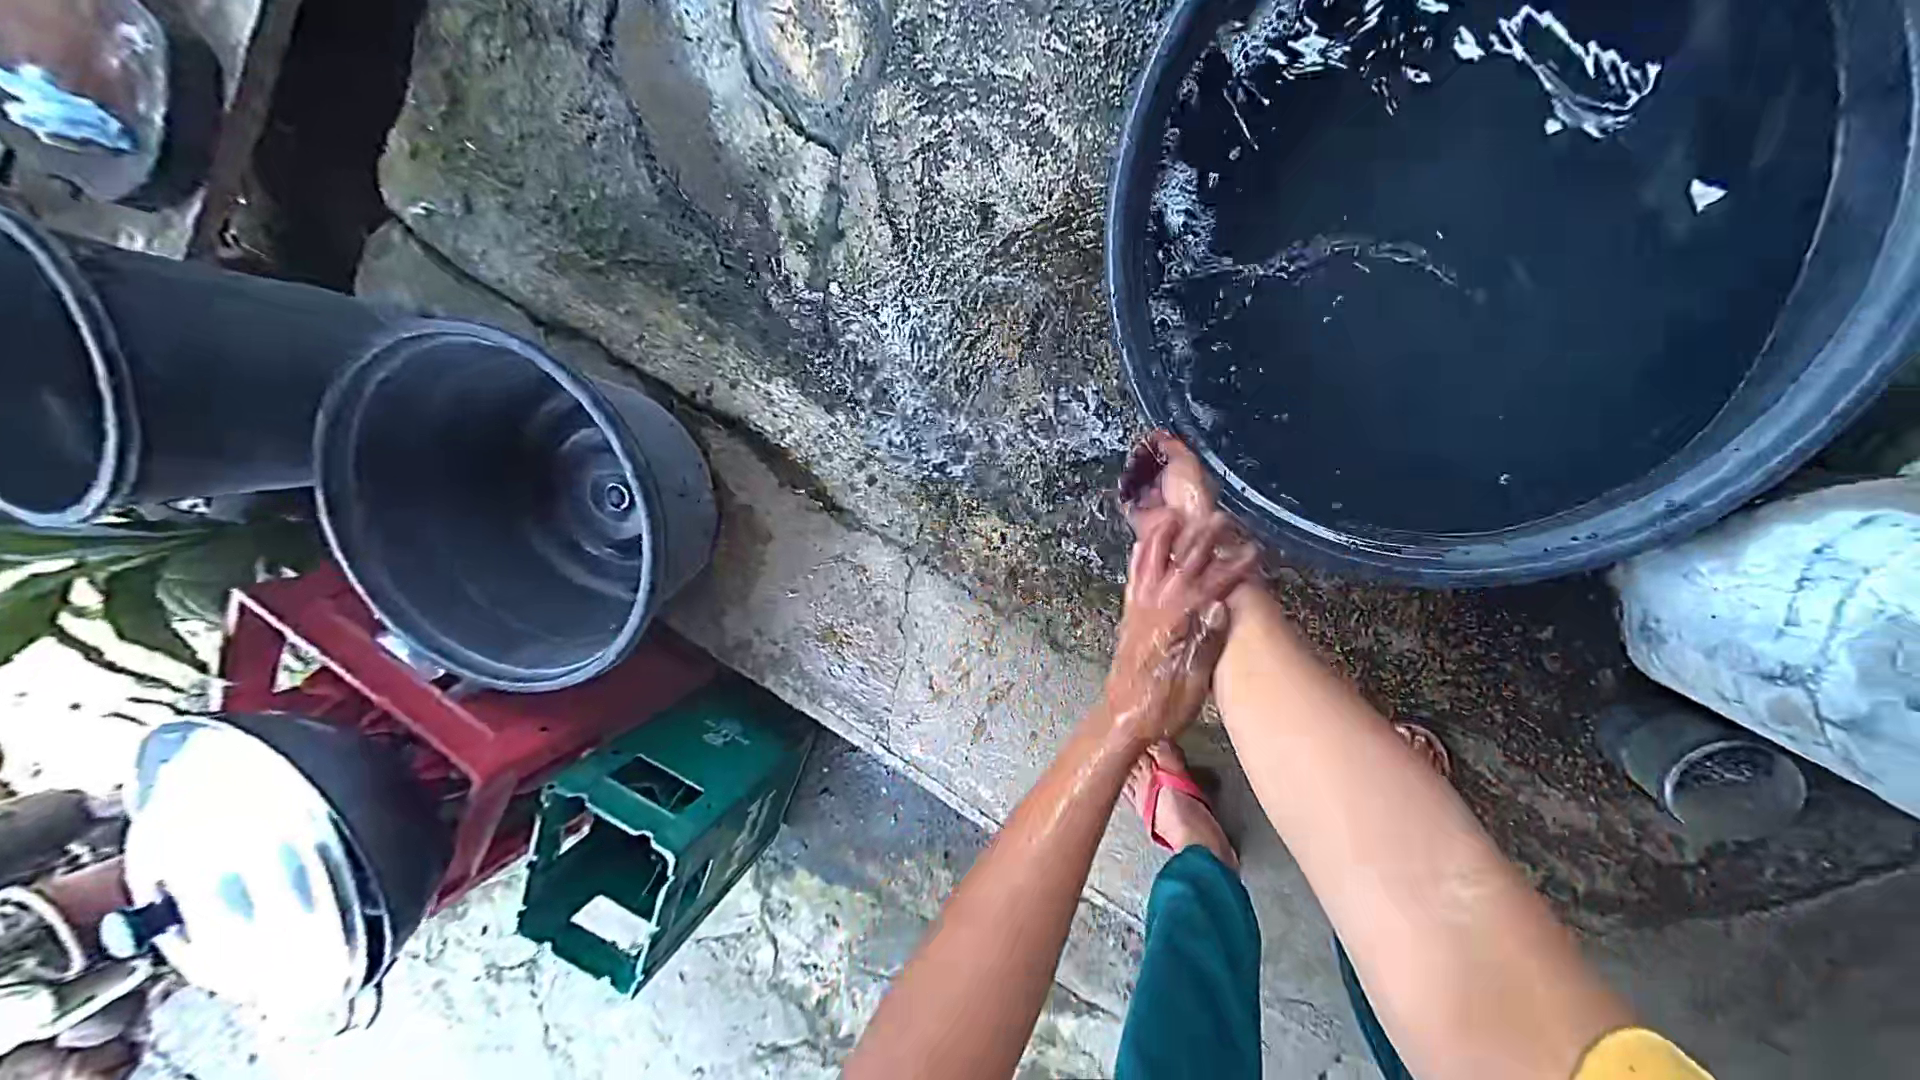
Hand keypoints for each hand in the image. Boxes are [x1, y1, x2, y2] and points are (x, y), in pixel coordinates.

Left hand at [1102, 512, 1257, 745]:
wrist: (1122, 716)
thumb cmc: (1162, 706)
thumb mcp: (1194, 683)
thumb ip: (1206, 642)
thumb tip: (1220, 605)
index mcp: (1176, 623)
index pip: (1210, 586)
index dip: (1232, 568)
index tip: (1252, 551)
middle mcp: (1154, 609)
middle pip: (1180, 565)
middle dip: (1201, 540)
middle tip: (1220, 518)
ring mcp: (1138, 609)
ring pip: (1150, 563)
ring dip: (1166, 538)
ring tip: (1178, 516)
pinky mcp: (1128, 615)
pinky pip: (1133, 577)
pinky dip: (1139, 556)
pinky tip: (1143, 544)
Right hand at [1120, 430, 1220, 535]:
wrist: (1183, 524)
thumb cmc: (1193, 495)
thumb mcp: (1185, 458)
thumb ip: (1171, 444)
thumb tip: (1161, 434)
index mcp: (1185, 476)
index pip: (1166, 457)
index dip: (1156, 447)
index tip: (1149, 439)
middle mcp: (1169, 491)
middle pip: (1147, 469)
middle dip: (1140, 459)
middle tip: (1138, 453)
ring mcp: (1154, 503)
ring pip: (1135, 484)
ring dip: (1130, 473)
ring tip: (1131, 466)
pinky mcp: (1140, 517)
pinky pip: (1126, 501)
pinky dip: (1123, 492)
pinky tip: (1125, 482)